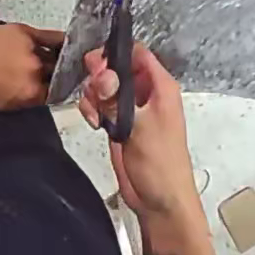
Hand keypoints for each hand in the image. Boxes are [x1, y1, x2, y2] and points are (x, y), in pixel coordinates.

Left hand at [0, 24, 62, 109]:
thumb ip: (27, 98)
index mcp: (30, 93)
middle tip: (51, 71)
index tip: (56, 85)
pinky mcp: (23, 32)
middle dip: (54, 74)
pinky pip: (50, 36)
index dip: (55, 89)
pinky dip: (58, 40)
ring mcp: (30, 50)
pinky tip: (64, 41)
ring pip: (54, 54)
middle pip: (56, 73)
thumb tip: (43, 92)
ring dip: (54, 57)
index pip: (55, 93)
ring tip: (55, 56)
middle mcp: (34, 71)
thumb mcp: (2, 104)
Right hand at [78, 43, 198, 220]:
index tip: (96, 64)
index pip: (138, 54)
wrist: (159, 200)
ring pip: (105, 86)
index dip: (116, 54)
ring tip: (97, 113)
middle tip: (95, 92)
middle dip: (100, 76)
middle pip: (117, 68)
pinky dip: (93, 109)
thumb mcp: (138, 125)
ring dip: (94, 95)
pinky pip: (101, 105)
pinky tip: (95, 123)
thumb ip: (117, 97)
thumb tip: (102, 72)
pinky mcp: (120, 124)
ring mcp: (132, 109)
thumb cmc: (160, 164)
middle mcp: (146, 94)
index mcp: (160, 87)